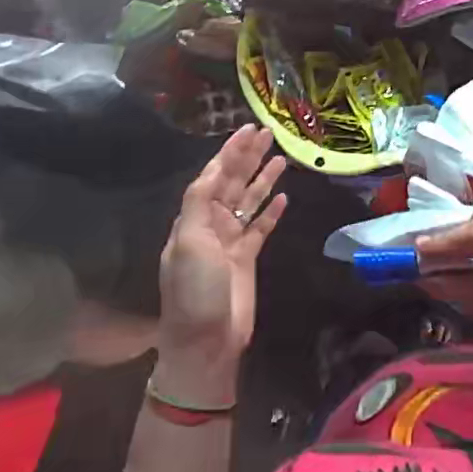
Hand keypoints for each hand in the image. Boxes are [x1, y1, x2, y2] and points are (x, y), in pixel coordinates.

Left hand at [153, 126, 287, 404]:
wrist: (205, 341)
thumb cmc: (193, 290)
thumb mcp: (188, 242)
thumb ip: (199, 203)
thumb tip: (212, 170)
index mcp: (194, 217)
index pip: (213, 175)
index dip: (230, 152)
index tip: (247, 130)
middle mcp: (211, 224)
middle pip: (232, 182)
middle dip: (248, 158)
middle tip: (268, 133)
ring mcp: (230, 241)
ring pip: (249, 201)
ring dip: (262, 179)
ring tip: (280, 157)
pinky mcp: (248, 258)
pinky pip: (261, 227)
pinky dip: (271, 211)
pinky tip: (284, 196)